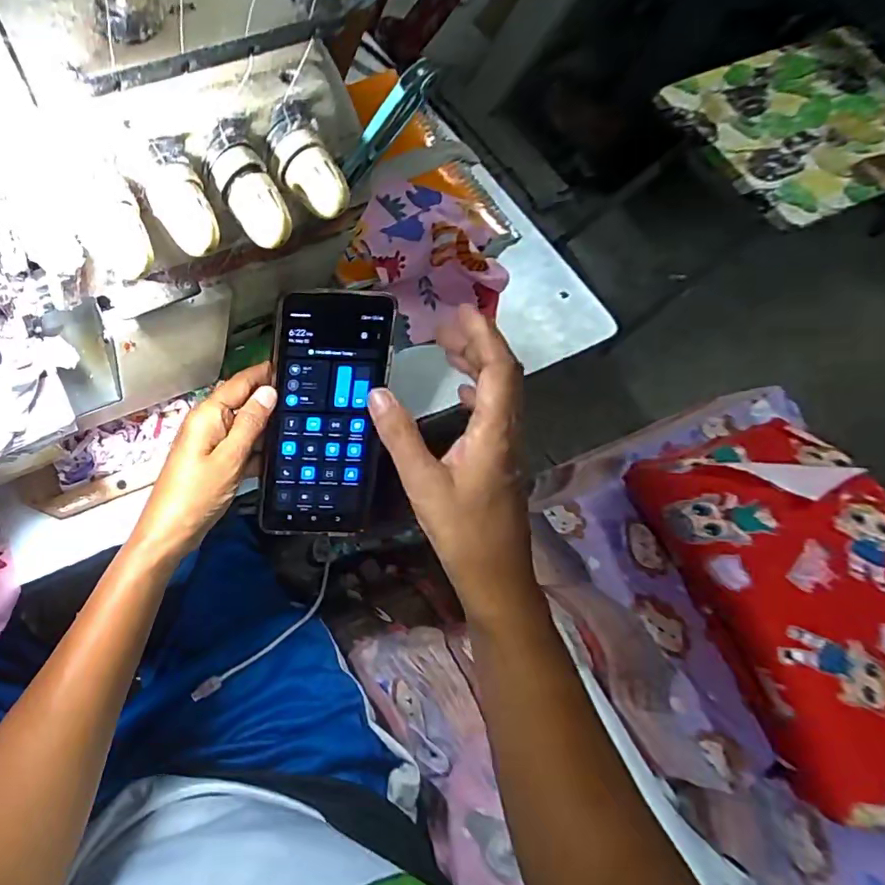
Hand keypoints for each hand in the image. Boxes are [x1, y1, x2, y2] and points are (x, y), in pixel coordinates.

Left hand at [130, 363, 275, 559]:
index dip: (265, 373)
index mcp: (207, 415)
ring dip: (264, 430)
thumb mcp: (230, 458)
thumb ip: (250, 424)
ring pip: (244, 427)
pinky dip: (255, 452)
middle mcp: (206, 424)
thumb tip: (268, 393)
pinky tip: (272, 459)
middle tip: (301, 401)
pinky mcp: (212, 462)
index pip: (240, 382)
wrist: (171, 531)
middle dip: (269, 401)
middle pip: (243, 402)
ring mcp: (209, 444)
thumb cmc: (192, 497)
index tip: (289, 367)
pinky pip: (239, 448)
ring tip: (293, 430)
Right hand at [366, 306, 534, 618]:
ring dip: (477, 363)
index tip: (459, 313)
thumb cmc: (460, 528)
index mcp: (493, 432)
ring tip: (446, 347)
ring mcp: (505, 445)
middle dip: (478, 342)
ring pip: (499, 391)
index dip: (482, 337)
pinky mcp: (498, 457)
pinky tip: (457, 390)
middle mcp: (507, 432)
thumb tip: (377, 393)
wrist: (494, 572)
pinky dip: (475, 389)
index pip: (498, 371)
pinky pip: (492, 409)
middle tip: (444, 324)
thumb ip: (399, 435)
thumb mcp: (421, 481)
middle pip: (503, 374)